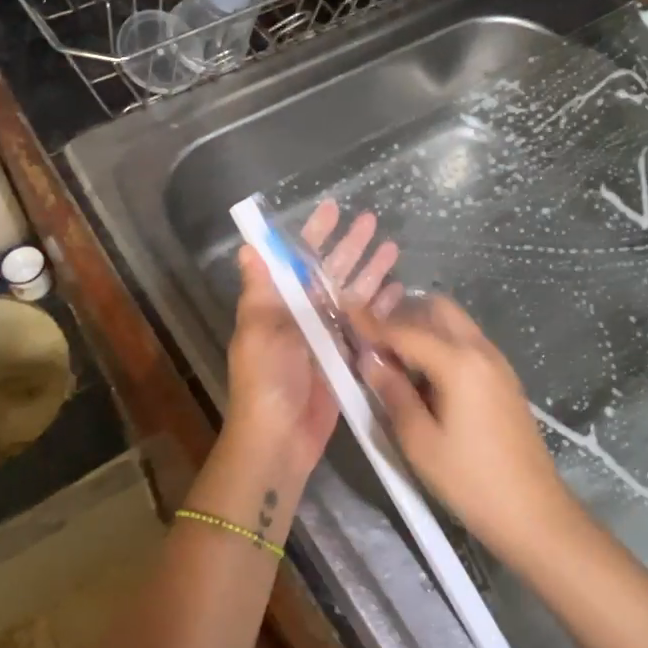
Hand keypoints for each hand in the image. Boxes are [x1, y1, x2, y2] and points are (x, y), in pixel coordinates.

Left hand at [225, 200, 401, 483]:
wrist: (279, 440)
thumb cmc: (266, 381)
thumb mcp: (259, 330)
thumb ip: (261, 289)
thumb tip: (249, 247)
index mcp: (278, 304)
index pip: (296, 259)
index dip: (312, 233)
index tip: (333, 207)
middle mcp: (300, 316)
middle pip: (329, 272)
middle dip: (350, 246)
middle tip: (373, 221)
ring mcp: (324, 338)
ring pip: (351, 296)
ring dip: (370, 272)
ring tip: (394, 248)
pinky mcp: (344, 360)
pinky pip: (364, 327)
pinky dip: (380, 309)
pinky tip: (398, 291)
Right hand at [352, 296, 576, 561]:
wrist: (534, 513)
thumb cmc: (470, 480)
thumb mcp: (419, 441)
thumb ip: (392, 393)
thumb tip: (370, 360)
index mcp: (459, 363)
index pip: (405, 330)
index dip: (370, 323)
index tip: (343, 313)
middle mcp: (481, 351)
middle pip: (437, 309)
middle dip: (401, 314)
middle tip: (371, 337)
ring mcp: (497, 363)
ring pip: (453, 324)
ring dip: (421, 328)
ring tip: (390, 357)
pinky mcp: (503, 380)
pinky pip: (466, 344)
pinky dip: (440, 344)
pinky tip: (420, 376)